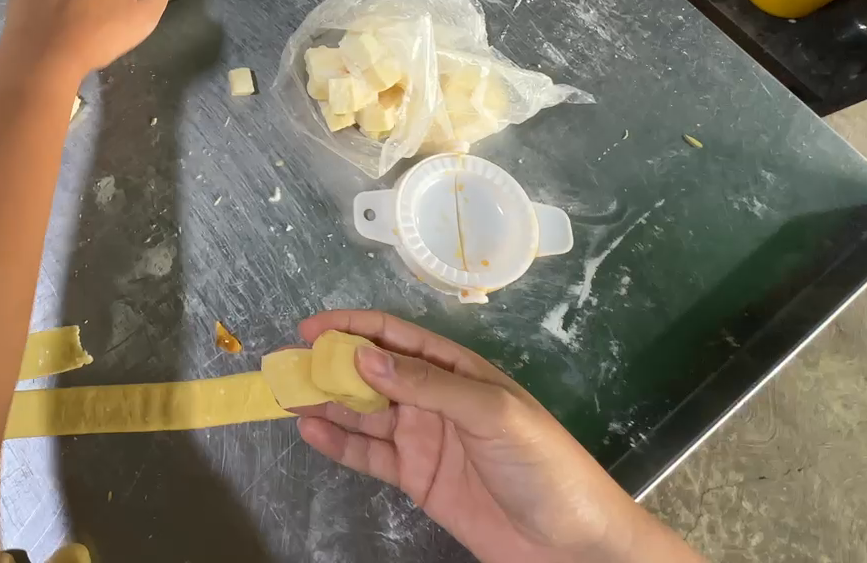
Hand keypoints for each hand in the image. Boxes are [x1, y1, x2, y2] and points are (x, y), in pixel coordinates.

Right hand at [294, 311, 703, 562]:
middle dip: (330, 366)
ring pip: (362, 413)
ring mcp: (420, 437)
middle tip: (290, 367)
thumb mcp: (490, 412)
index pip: (392, 336)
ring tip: (290, 398)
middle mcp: (429, 396)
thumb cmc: (543, 464)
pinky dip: (338, 443)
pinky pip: (369, 454)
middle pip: (369, 372)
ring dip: (327, 404)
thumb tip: (363, 358)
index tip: (309, 329)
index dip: (350, 327)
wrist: (577, 550)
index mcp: (452, 368)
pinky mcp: (415, 477)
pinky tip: (312, 433)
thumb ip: (426, 384)